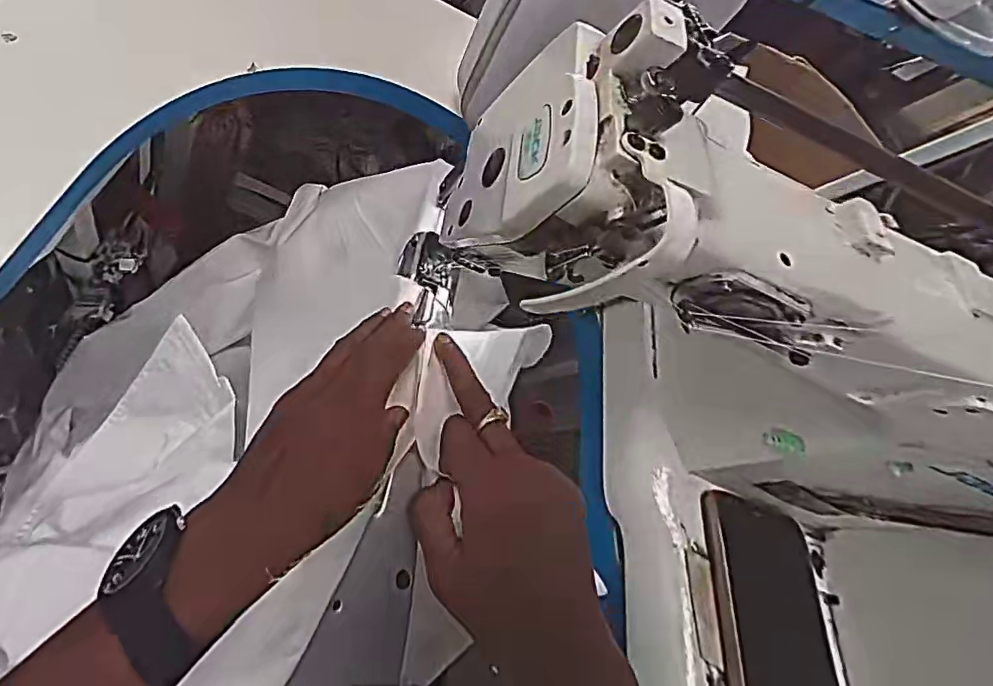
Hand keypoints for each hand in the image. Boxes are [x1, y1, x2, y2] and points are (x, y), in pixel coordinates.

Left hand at [163, 305, 423, 645]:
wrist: (257, 518)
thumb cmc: (311, 505)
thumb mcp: (369, 473)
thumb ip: (386, 434)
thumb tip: (395, 416)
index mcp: (356, 405)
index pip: (386, 358)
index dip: (405, 340)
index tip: (416, 331)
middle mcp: (329, 391)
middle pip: (363, 345)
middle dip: (386, 326)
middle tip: (402, 312)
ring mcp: (305, 394)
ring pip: (340, 351)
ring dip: (363, 333)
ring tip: (378, 323)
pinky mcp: (288, 403)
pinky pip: (322, 364)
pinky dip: (340, 351)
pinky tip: (344, 354)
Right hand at [410, 335, 635, 685]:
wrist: (559, 639)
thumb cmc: (503, 611)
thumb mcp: (443, 569)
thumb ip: (428, 512)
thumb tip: (432, 483)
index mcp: (489, 488)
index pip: (457, 430)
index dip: (440, 427)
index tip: (432, 388)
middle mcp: (524, 473)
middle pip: (487, 412)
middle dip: (463, 384)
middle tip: (449, 353)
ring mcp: (549, 479)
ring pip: (508, 443)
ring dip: (490, 452)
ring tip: (481, 492)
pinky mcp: (565, 489)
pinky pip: (530, 467)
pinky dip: (514, 476)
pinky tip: (509, 513)